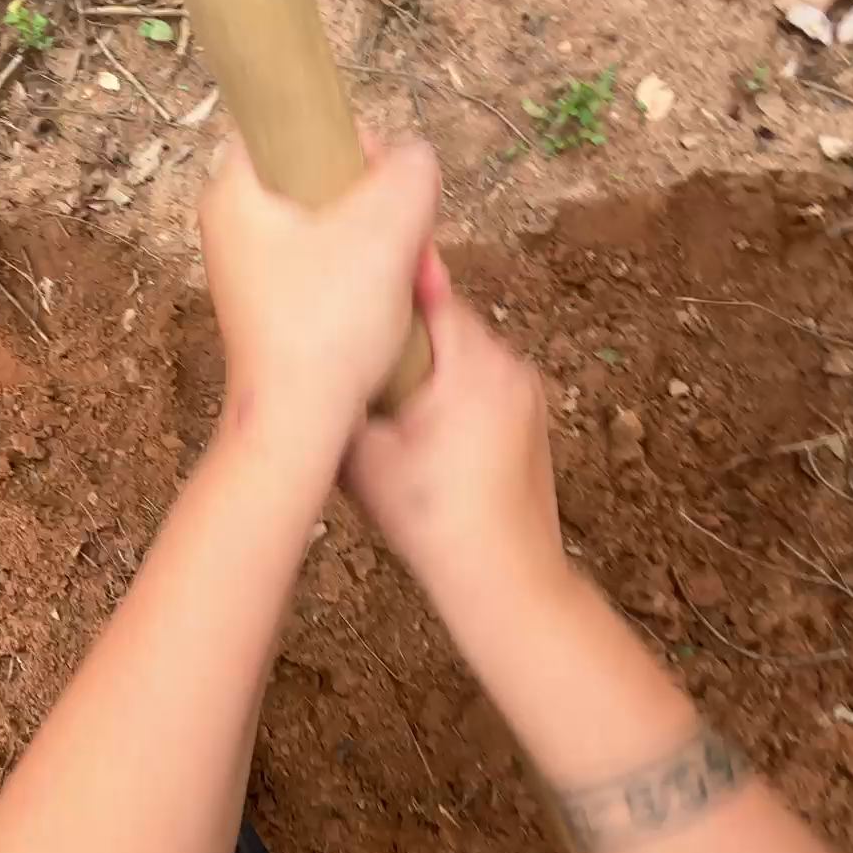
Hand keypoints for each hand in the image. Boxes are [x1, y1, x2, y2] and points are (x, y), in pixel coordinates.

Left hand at [197, 134, 439, 439]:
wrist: (298, 421)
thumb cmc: (326, 323)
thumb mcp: (387, 225)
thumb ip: (410, 169)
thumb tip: (408, 162)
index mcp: (233, 192)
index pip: (284, 123)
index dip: (342, 136)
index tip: (377, 176)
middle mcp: (230, 229)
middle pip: (314, 179)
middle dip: (372, 201)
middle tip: (401, 234)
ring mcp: (248, 273)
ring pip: (327, 229)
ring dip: (375, 243)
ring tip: (401, 276)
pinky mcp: (270, 308)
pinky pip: (323, 270)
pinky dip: (358, 278)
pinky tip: (383, 303)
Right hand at [343, 252, 569, 614]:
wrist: (502, 574)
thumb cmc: (428, 514)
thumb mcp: (363, 453)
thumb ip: (344, 394)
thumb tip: (321, 361)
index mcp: (471, 364)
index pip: (431, 294)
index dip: (391, 286)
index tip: (359, 279)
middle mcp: (509, 366)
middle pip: (446, 323)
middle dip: (404, 335)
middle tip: (361, 356)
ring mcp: (527, 392)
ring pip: (462, 354)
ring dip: (427, 364)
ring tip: (389, 399)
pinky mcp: (531, 417)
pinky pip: (481, 381)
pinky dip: (451, 389)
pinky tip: (424, 428)